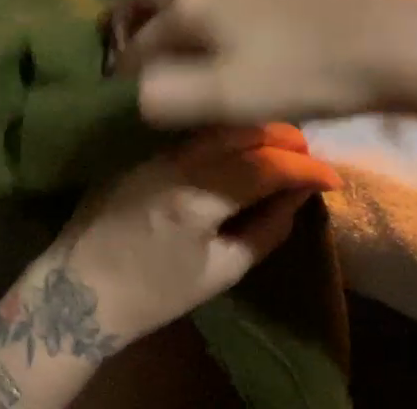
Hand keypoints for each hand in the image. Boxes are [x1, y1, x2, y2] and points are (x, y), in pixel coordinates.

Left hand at [0, 128, 342, 408]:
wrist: (83, 285)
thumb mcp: (222, 271)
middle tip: (310, 150)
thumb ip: (265, 229)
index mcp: (196, 196)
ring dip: (251, 128)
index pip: (263, 166)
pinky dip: (221, 131)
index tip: (333, 177)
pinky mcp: (137, 147)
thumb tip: (297, 196)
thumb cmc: (156, 291)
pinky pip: (189, 130)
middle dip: (280, 137)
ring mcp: (151, 149)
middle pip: (237, 131)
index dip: (304, 169)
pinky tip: (239, 139)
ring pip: (212, 125)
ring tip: (282, 141)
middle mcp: (173, 161)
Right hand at [111, 0, 416, 125]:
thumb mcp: (227, 96)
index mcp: (184, 2)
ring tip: (175, 64)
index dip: (122, 79)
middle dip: (127, 21)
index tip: (125, 112)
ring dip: (163, 19)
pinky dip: (195, 18)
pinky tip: (222, 52)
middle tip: (132, 62)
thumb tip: (131, 98)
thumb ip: (165, 98)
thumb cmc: (304, 69)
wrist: (396, 36)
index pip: (133, 43)